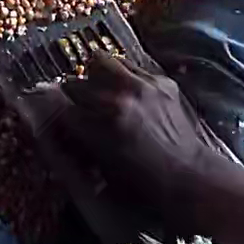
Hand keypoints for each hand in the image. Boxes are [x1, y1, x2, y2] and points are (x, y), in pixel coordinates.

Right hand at [54, 49, 236, 227]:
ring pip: (100, 61)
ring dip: (94, 75)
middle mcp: (118, 99)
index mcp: (100, 127)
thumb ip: (78, 141)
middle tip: (76, 106)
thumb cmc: (143, 182)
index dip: (53, 111)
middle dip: (71, 96)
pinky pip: (129, 65)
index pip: (60, 106)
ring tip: (99, 88)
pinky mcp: (160, 81)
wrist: (189, 176)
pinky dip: (122, 75)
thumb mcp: (102, 168)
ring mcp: (141, 86)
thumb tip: (59, 121)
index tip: (53, 114)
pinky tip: (126, 91)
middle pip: (74, 83)